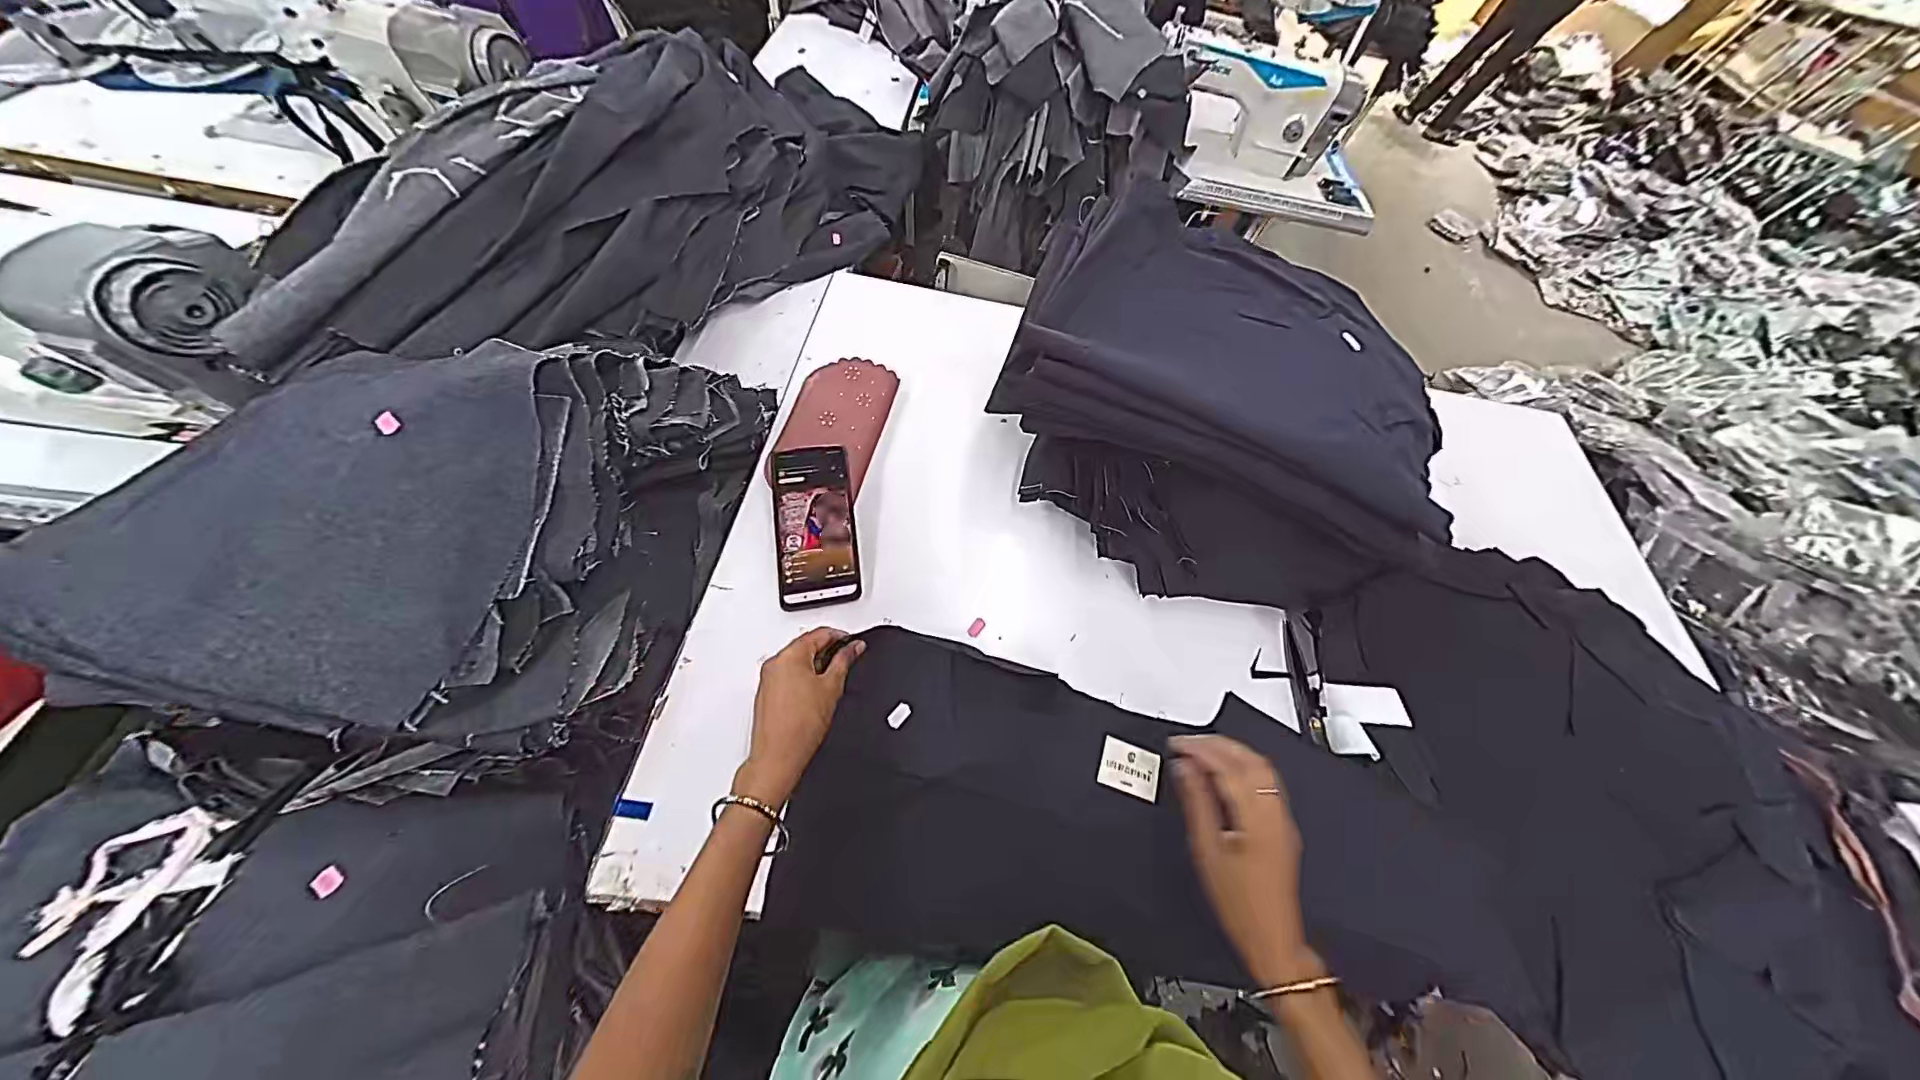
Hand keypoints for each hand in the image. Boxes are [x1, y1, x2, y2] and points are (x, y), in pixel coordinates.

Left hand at [734, 628, 864, 806]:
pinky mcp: (767, 694)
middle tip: (847, 659)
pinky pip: (788, 676)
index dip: (840, 636)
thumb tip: (854, 648)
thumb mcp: (832, 687)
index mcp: (788, 656)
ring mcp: (768, 679)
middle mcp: (774, 664)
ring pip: (797, 662)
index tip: (852, 643)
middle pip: (806, 645)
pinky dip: (804, 679)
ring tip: (833, 680)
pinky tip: (816, 694)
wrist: (779, 757)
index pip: (818, 634)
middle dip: (828, 651)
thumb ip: (844, 661)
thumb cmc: (799, 727)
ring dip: (816, 665)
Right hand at [1171, 735, 1323, 986]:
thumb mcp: (1206, 849)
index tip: (1179, 744)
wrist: (1272, 935)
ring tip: (1204, 750)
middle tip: (1188, 742)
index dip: (1201, 749)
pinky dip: (1243, 766)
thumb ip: (1196, 803)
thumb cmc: (1240, 902)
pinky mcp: (1282, 825)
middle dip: (1217, 744)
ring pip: (1261, 767)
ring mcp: (1282, 818)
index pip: (1227, 766)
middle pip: (1250, 760)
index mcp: (1256, 817)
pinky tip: (1226, 770)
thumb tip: (1185, 769)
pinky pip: (1266, 781)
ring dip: (1232, 752)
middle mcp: (1274, 812)